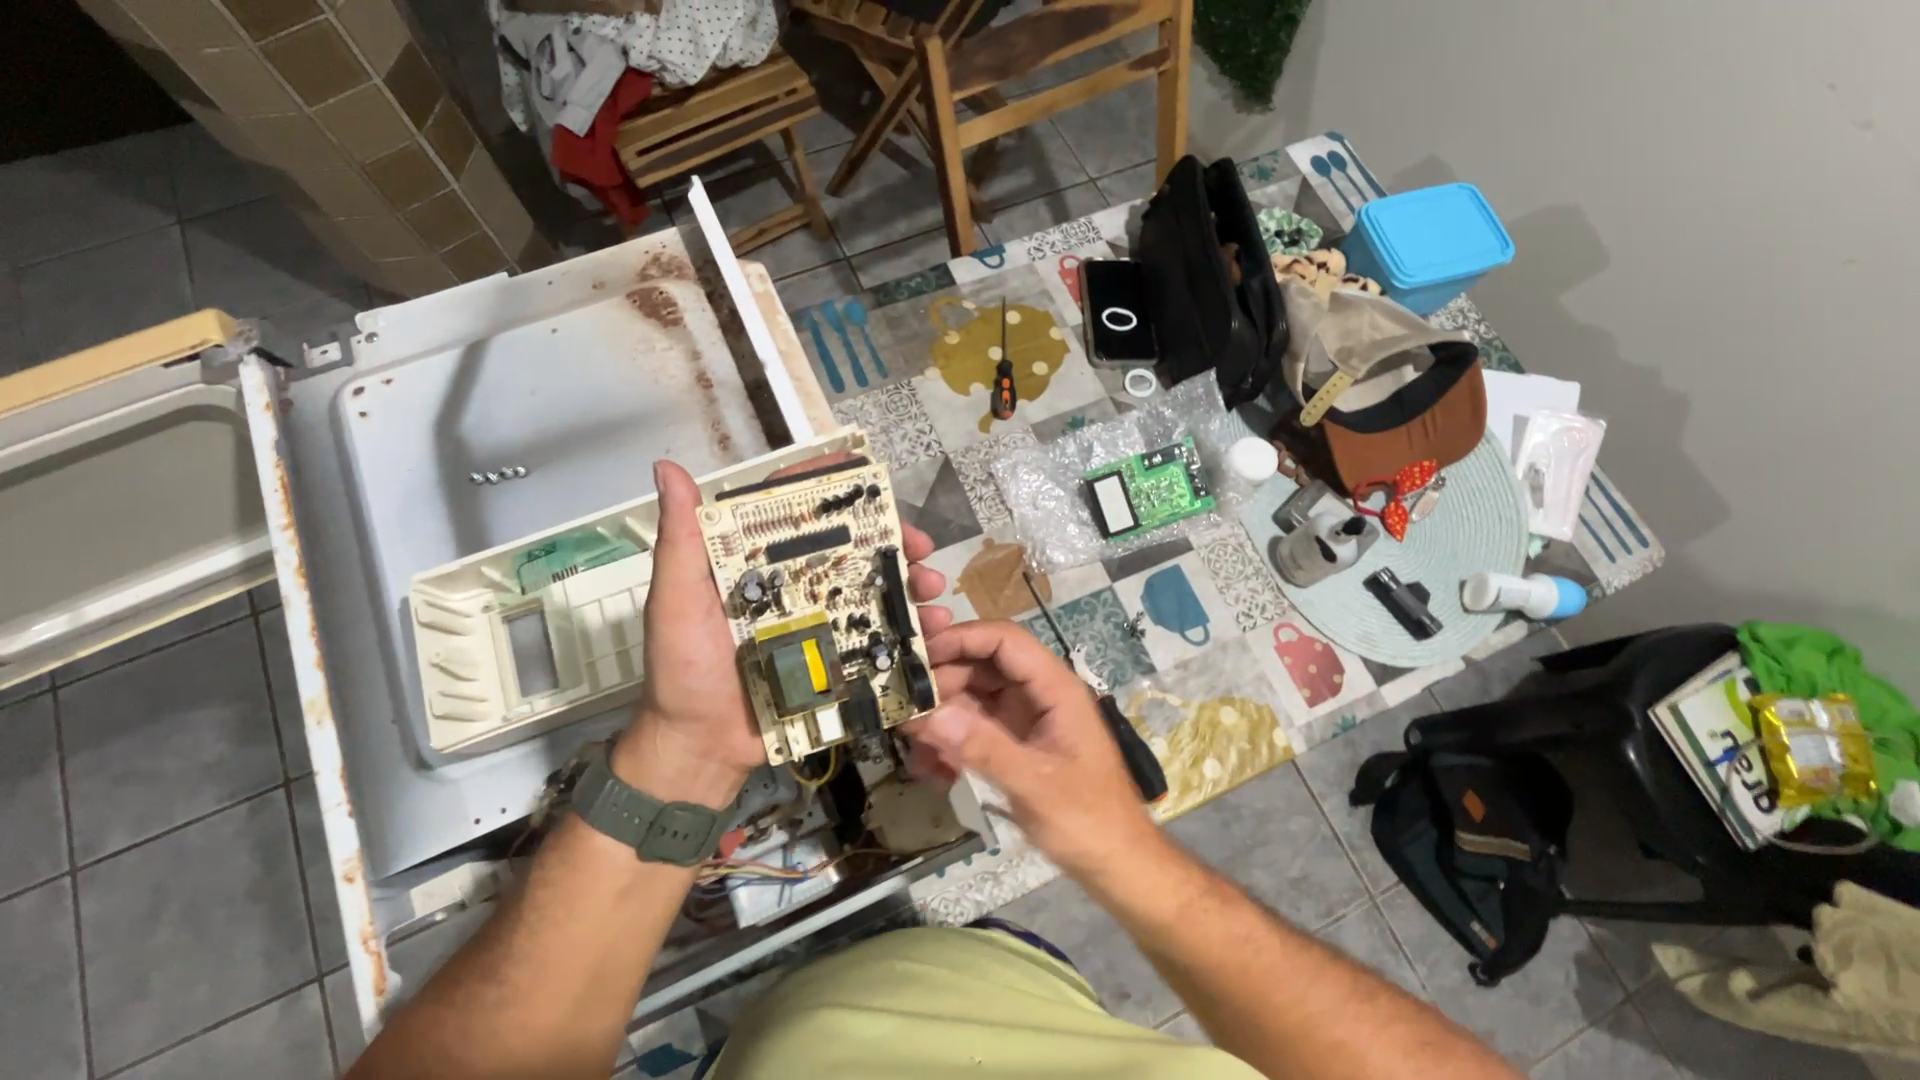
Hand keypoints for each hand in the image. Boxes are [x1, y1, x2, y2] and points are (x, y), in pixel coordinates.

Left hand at [616, 459, 952, 805]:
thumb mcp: (676, 601)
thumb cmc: (683, 670)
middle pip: (847, 547)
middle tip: (921, 544)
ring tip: (933, 587)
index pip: (794, 510)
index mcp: (753, 563)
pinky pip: (877, 636)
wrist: (701, 748)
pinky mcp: (835, 659)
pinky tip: (933, 628)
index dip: (829, 486)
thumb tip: (668, 468)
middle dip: (890, 537)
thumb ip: (680, 540)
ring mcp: (817, 622)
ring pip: (871, 589)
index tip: (866, 471)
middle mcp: (790, 585)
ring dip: (909, 582)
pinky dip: (909, 630)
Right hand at [905, 620, 1157, 876]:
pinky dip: (951, 744)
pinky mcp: (1015, 747)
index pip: (1004, 641)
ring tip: (913, 746)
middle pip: (982, 667)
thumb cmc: (1089, 820)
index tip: (919, 656)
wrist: (1117, 864)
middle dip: (942, 684)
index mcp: (1055, 689)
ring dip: (941, 718)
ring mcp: (1025, 722)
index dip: (962, 639)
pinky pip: (974, 731)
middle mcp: (1039, 696)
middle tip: (904, 710)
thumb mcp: (1035, 785)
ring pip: (972, 700)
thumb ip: (984, 748)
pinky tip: (932, 770)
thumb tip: (930, 714)